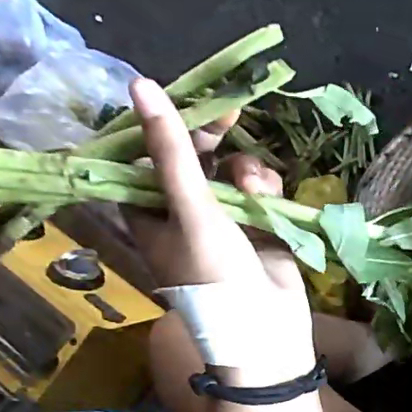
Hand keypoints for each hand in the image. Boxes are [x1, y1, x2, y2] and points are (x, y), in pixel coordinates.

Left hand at [124, 77, 311, 381]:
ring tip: (255, 187)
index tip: (185, 103)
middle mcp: (184, 211)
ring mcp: (224, 219)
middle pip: (193, 158)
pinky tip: (270, 199)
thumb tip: (140, 84)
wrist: (266, 327)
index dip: (162, 127)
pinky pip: (261, 190)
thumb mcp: (190, 209)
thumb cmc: (215, 275)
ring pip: (233, 170)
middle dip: (212, 141)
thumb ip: (171, 150)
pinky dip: (266, 190)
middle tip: (229, 116)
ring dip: (246, 170)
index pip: (147, 155)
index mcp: (149, 211)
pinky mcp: (259, 225)